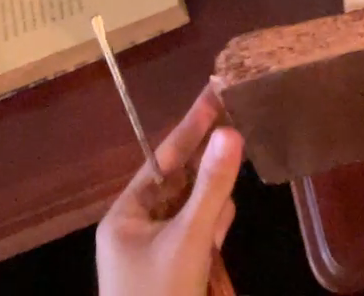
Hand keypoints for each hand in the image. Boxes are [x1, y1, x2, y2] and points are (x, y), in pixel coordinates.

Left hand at [96, 88, 243, 295]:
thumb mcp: (188, 242)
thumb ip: (211, 187)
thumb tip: (231, 131)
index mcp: (125, 217)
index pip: (165, 157)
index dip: (192, 123)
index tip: (217, 90)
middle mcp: (136, 229)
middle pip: (180, 180)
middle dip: (206, 163)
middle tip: (238, 125)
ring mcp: (154, 253)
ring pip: (192, 206)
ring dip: (211, 200)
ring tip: (226, 191)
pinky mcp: (172, 272)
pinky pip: (197, 232)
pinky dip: (212, 227)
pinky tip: (220, 233)